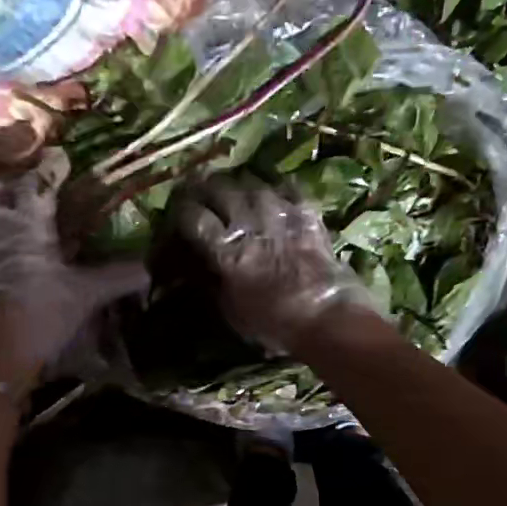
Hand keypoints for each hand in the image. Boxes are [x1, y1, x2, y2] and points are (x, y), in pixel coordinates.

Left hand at [0, 153, 148, 390]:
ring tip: (14, 231)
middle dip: (10, 189)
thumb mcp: (83, 296)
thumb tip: (146, 270)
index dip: (50, 171)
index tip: (59, 159)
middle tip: (28, 194)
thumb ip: (114, 278)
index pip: (37, 184)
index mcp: (26, 222)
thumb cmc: (38, 313)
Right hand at [177, 180, 373, 352]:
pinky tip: (271, 193)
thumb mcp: (233, 311)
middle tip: (200, 194)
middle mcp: (249, 222)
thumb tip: (202, 266)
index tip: (177, 215)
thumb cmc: (275, 324)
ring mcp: (280, 212)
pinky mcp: (307, 213)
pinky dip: (275, 186)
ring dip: (238, 184)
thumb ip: (214, 283)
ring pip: (250, 181)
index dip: (180, 211)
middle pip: (218, 189)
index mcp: (225, 250)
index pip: (192, 216)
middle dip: (204, 189)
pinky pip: (286, 186)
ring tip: (234, 190)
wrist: (329, 318)